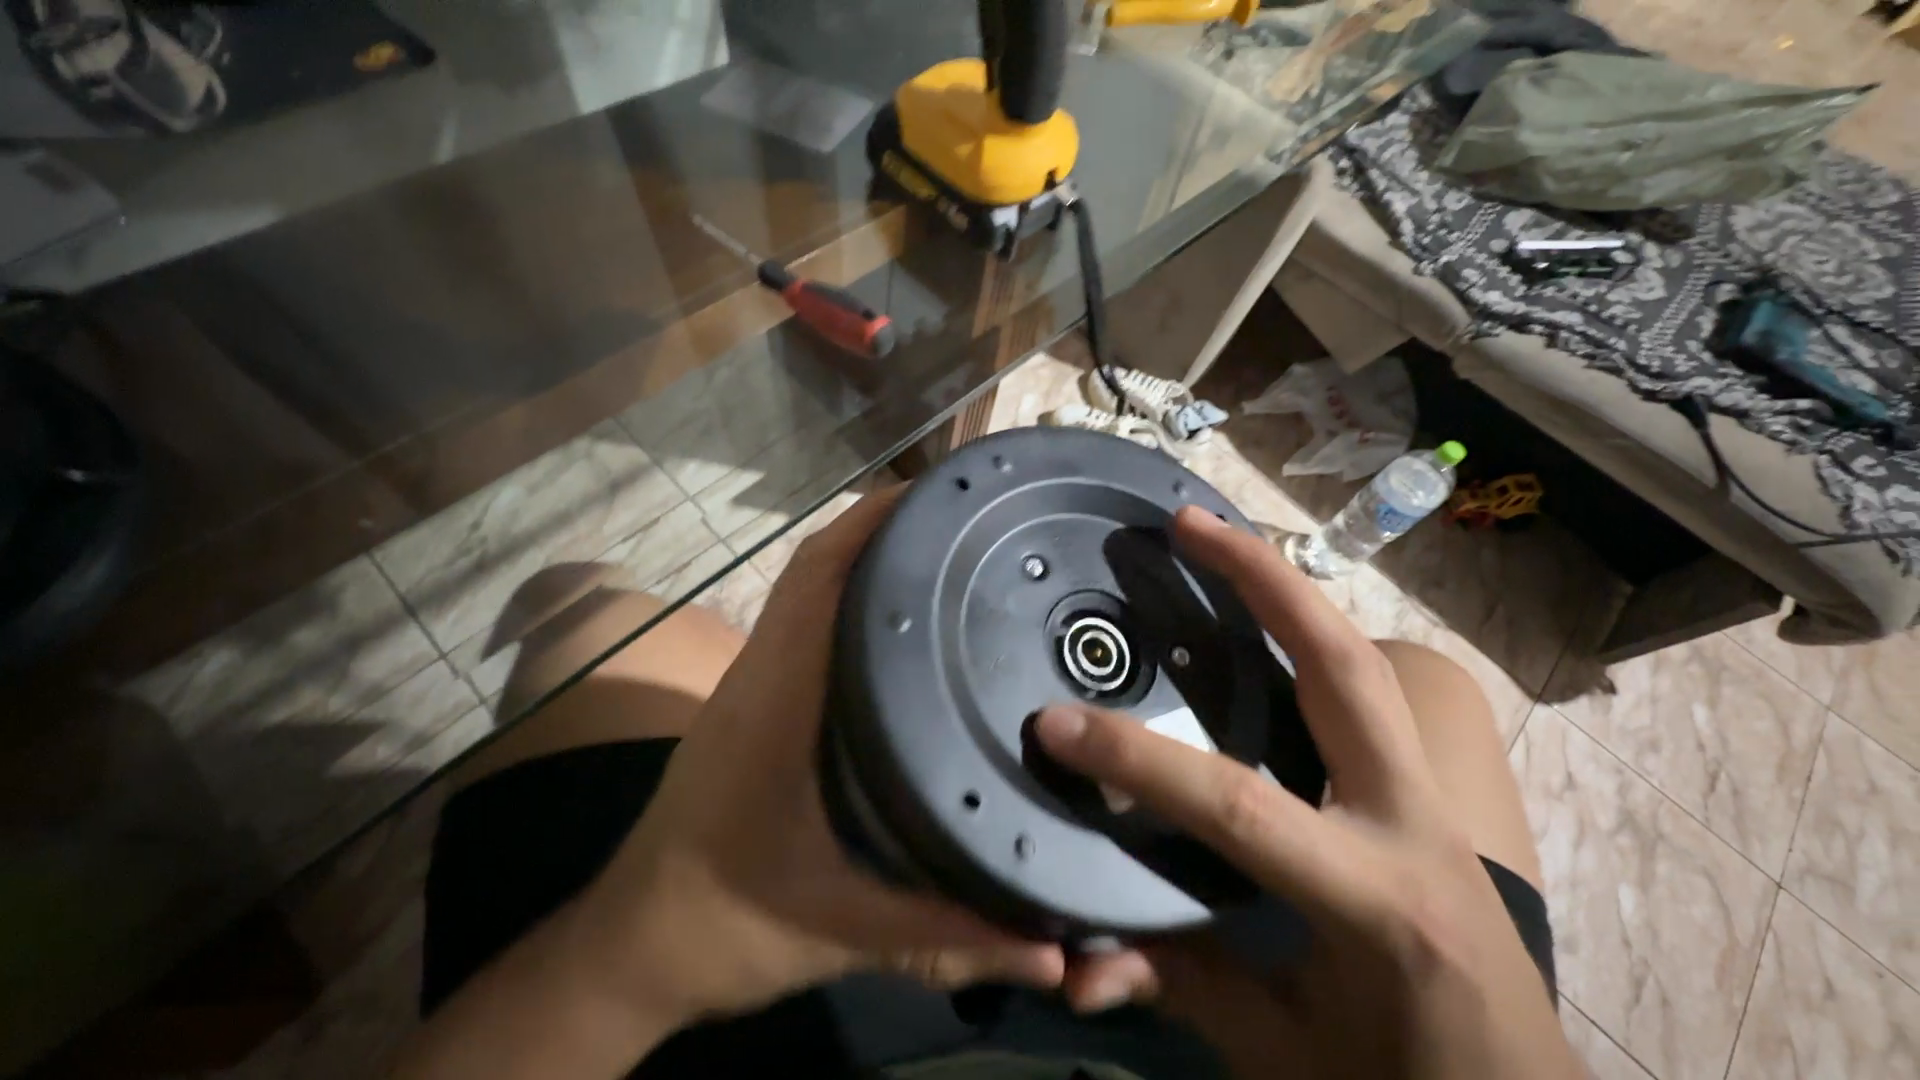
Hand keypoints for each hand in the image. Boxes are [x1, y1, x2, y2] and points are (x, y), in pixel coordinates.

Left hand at [574, 488, 1065, 1025]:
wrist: (634, 945)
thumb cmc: (721, 925)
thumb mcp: (839, 932)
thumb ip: (944, 934)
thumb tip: (1054, 948)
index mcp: (774, 705)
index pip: (817, 581)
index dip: (873, 523)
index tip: (941, 493)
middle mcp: (760, 678)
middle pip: (816, 569)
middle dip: (885, 526)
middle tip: (971, 518)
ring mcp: (751, 689)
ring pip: (807, 593)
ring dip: (868, 558)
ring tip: (953, 552)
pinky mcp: (753, 707)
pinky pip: (804, 627)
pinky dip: (851, 601)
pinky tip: (909, 626)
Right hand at [1044, 507, 1575, 1078]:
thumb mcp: (1281, 1048)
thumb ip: (1181, 986)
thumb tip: (1076, 964)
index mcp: (1376, 898)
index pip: (1238, 806)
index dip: (1139, 760)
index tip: (1055, 724)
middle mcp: (1413, 823)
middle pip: (1343, 670)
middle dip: (1265, 584)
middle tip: (1188, 525)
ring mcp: (1432, 797)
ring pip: (1368, 665)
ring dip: (1293, 594)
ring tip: (1221, 543)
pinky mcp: (1428, 793)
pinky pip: (1370, 695)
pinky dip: (1312, 641)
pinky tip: (1265, 625)